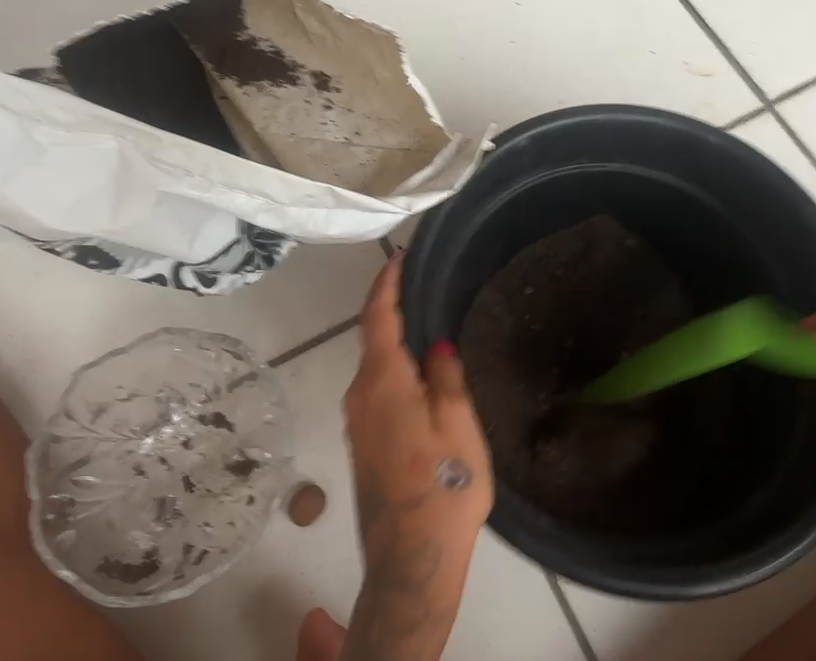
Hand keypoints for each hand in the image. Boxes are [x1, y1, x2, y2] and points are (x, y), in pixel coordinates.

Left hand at [344, 254, 493, 554]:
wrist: (411, 559)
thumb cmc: (444, 485)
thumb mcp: (459, 422)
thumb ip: (447, 376)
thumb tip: (436, 345)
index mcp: (382, 382)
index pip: (377, 317)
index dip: (387, 283)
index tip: (399, 256)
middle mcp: (360, 396)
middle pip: (372, 341)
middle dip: (392, 311)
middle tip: (422, 288)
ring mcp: (357, 424)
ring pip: (375, 369)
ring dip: (394, 344)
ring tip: (426, 329)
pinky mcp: (362, 446)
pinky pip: (376, 392)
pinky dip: (393, 373)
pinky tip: (419, 379)